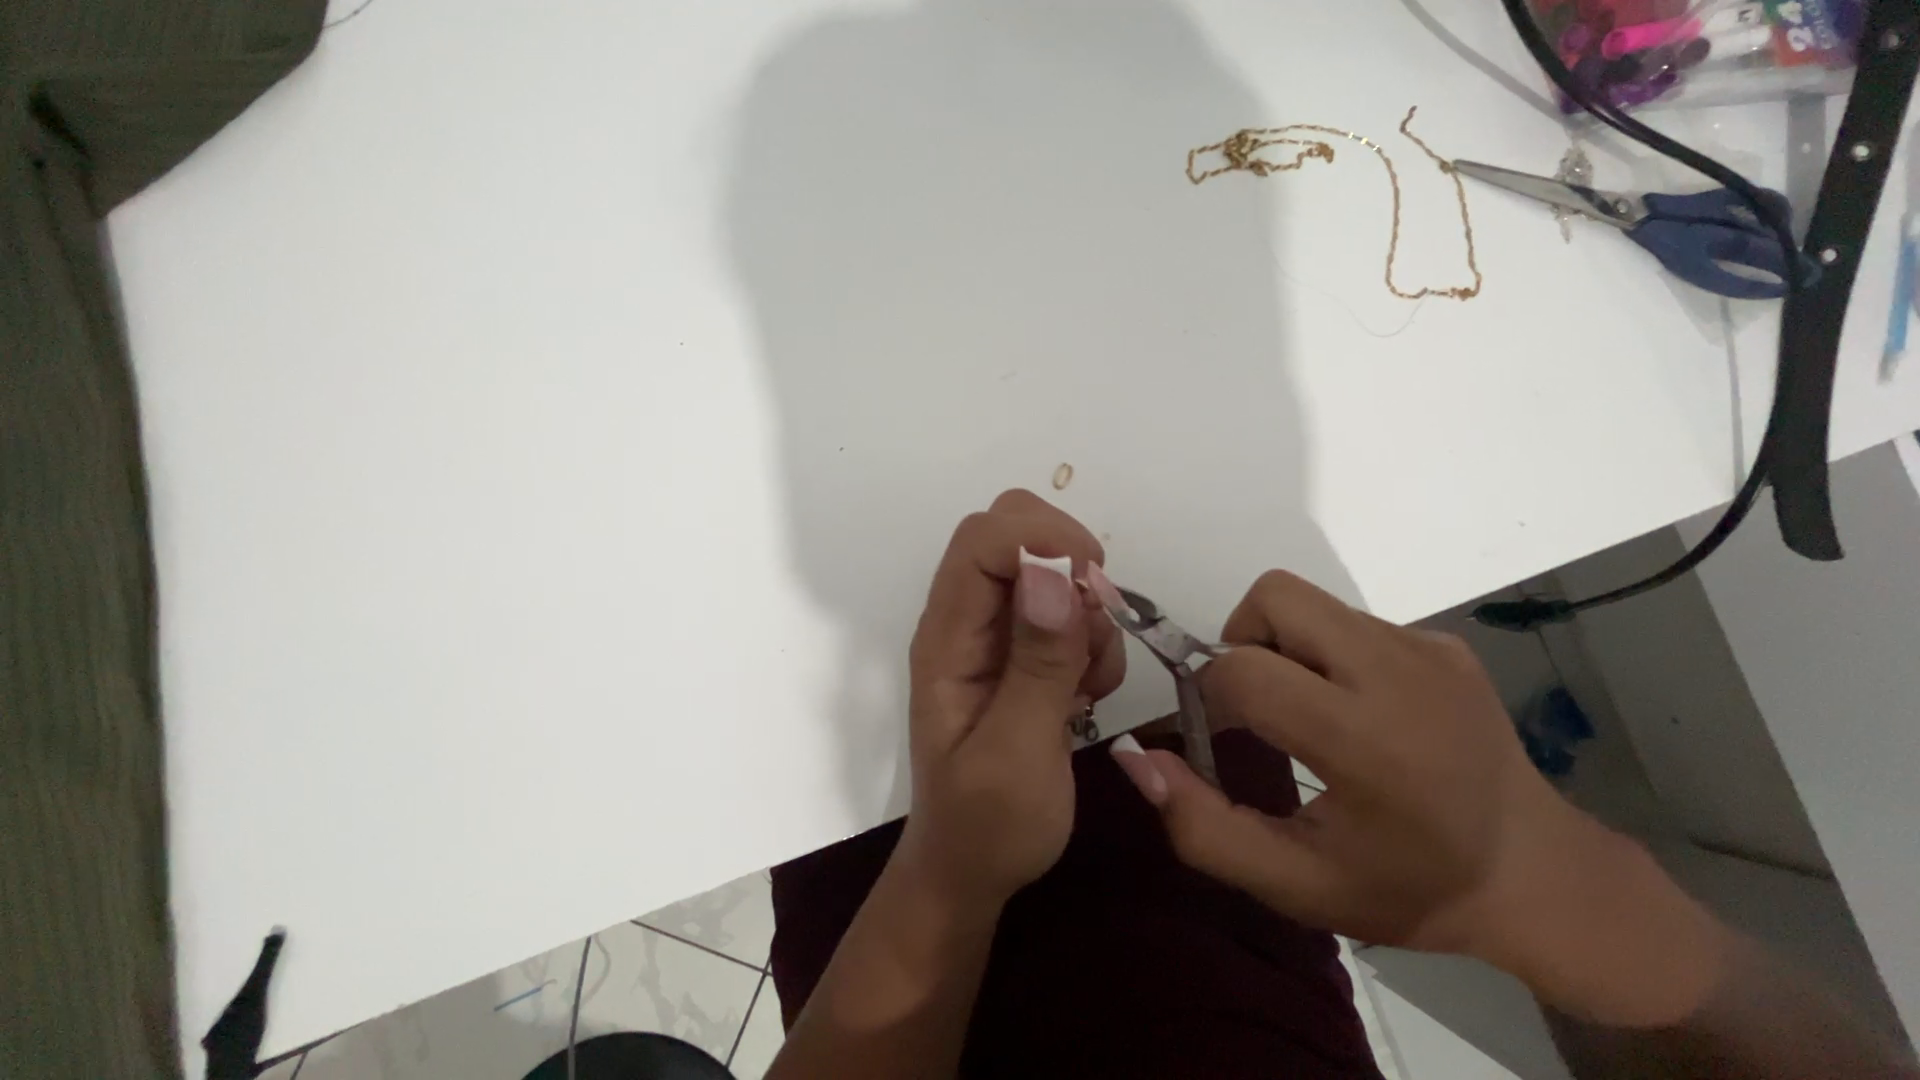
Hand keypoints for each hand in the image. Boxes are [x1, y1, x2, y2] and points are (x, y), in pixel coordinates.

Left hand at [897, 491, 1125, 907]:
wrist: (972, 870)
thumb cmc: (987, 825)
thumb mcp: (1017, 755)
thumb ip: (1037, 665)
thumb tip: (1052, 573)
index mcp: (947, 639)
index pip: (980, 540)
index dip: (1039, 539)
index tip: (1091, 586)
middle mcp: (967, 624)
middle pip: (1012, 533)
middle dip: (1069, 563)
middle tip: (1094, 628)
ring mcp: (995, 637)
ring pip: (1050, 571)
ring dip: (1088, 613)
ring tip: (1086, 688)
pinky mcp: (1023, 656)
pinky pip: (1068, 614)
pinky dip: (1092, 641)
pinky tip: (1086, 698)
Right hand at [1109, 570, 1730, 1025]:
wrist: (1535, 876)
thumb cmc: (1406, 887)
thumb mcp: (1293, 884)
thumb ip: (1201, 825)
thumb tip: (1133, 755)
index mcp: (1363, 737)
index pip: (1243, 668)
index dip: (1208, 695)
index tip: (1220, 736)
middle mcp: (1397, 671)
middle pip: (1274, 597)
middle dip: (1240, 641)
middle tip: (1255, 706)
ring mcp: (1427, 649)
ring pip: (1311, 605)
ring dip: (1283, 647)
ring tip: (1307, 713)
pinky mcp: (1444, 643)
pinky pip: (1353, 622)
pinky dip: (1330, 655)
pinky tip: (1361, 714)